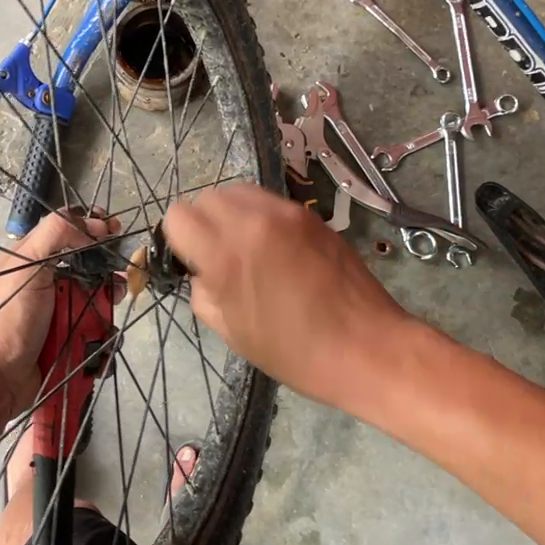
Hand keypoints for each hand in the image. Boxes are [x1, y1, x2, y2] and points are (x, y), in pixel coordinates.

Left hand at [0, 210, 118, 423]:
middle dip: (109, 274)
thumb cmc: (8, 318)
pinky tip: (103, 341)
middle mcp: (49, 282)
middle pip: (92, 268)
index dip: (94, 228)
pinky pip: (98, 333)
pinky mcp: (70, 342)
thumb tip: (95, 224)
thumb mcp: (26, 266)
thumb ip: (57, 234)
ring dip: (108, 309)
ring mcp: (61, 313)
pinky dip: (104, 337)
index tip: (115, 232)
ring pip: (99, 302)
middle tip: (119, 280)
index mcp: (35, 258)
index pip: (70, 231)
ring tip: (109, 314)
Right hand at [164, 184, 415, 406]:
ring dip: (230, 213)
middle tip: (217, 255)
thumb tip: (200, 271)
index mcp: (225, 256)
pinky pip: (268, 200)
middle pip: (204, 198)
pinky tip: (273, 245)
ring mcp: (284, 213)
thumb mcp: (232, 333)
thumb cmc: (296, 353)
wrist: (367, 347)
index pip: (178, 216)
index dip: (178, 239)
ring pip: (236, 191)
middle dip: (203, 223)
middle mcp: (251, 223)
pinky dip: (259, 215)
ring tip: (245, 245)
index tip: (192, 261)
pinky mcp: (309, 214)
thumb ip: (203, 292)